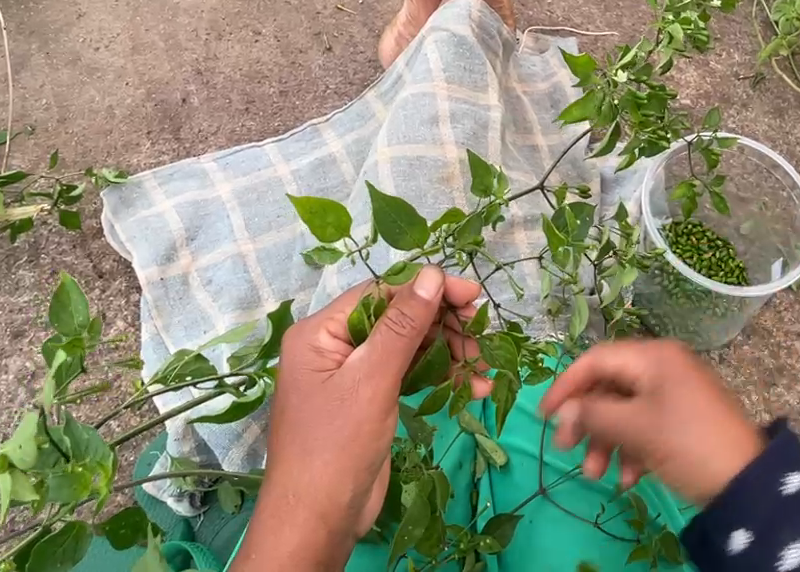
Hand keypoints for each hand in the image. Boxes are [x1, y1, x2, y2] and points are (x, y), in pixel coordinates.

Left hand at [235, 266, 486, 568]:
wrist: (316, 526)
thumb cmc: (336, 447)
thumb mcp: (372, 379)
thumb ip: (403, 324)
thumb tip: (432, 273)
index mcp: (322, 332)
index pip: (382, 293)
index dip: (428, 290)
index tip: (472, 296)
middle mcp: (335, 346)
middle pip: (399, 317)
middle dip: (443, 326)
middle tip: (481, 337)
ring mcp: (353, 374)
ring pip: (410, 346)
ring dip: (449, 354)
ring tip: (483, 370)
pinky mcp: (370, 400)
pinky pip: (409, 374)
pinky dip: (439, 378)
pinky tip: (473, 388)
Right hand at [539, 339, 765, 503]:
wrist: (748, 483)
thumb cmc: (687, 443)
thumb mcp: (636, 429)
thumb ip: (595, 415)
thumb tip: (562, 412)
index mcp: (653, 356)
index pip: (598, 359)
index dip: (567, 385)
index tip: (544, 415)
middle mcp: (663, 365)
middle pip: (610, 385)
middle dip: (588, 420)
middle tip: (566, 450)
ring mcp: (676, 391)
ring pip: (626, 409)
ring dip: (607, 441)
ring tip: (598, 476)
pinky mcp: (684, 417)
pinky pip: (646, 424)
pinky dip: (632, 448)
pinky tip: (629, 479)